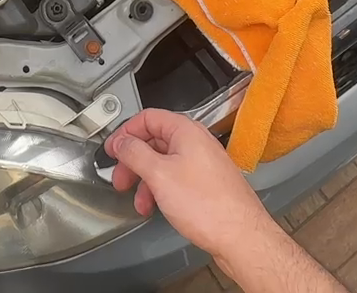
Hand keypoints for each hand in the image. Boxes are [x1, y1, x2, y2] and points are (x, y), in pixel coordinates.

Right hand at [107, 108, 278, 264]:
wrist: (243, 239)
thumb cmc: (209, 206)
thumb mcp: (159, 175)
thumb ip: (135, 153)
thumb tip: (122, 142)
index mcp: (185, 130)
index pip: (147, 118)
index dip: (126, 132)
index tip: (114, 149)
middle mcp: (196, 142)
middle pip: (155, 141)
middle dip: (134, 161)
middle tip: (121, 176)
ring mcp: (204, 164)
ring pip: (164, 163)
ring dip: (146, 181)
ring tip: (139, 201)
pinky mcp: (208, 185)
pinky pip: (177, 179)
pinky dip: (162, 190)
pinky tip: (157, 207)